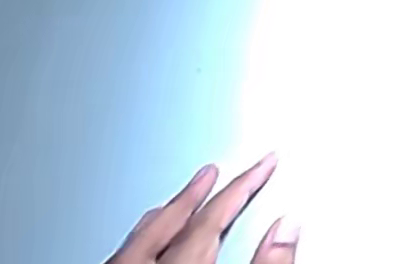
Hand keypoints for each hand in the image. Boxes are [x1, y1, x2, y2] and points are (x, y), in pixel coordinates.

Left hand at [106, 155, 296, 263]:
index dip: (244, 184)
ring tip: (168, 205)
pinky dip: (130, 249)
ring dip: (156, 222)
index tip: (265, 163)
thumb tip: (288, 225)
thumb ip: (267, 263)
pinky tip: (134, 249)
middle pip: (163, 228)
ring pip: (127, 250)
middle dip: (189, 197)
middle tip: (208, 171)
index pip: (213, 215)